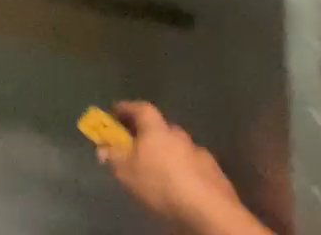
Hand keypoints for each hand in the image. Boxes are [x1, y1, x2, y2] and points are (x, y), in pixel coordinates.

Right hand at [102, 102, 266, 234]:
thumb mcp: (126, 173)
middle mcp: (179, 135)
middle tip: (137, 145)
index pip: (140, 108)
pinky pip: (195, 166)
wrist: (210, 212)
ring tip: (160, 169)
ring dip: (169, 153)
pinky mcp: (216, 174)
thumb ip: (112, 157)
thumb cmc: (161, 184)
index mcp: (156, 128)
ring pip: (180, 148)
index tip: (114, 113)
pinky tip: (181, 185)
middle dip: (149, 134)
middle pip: (161, 127)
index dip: (126, 108)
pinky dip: (186, 171)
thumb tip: (103, 148)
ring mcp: (201, 154)